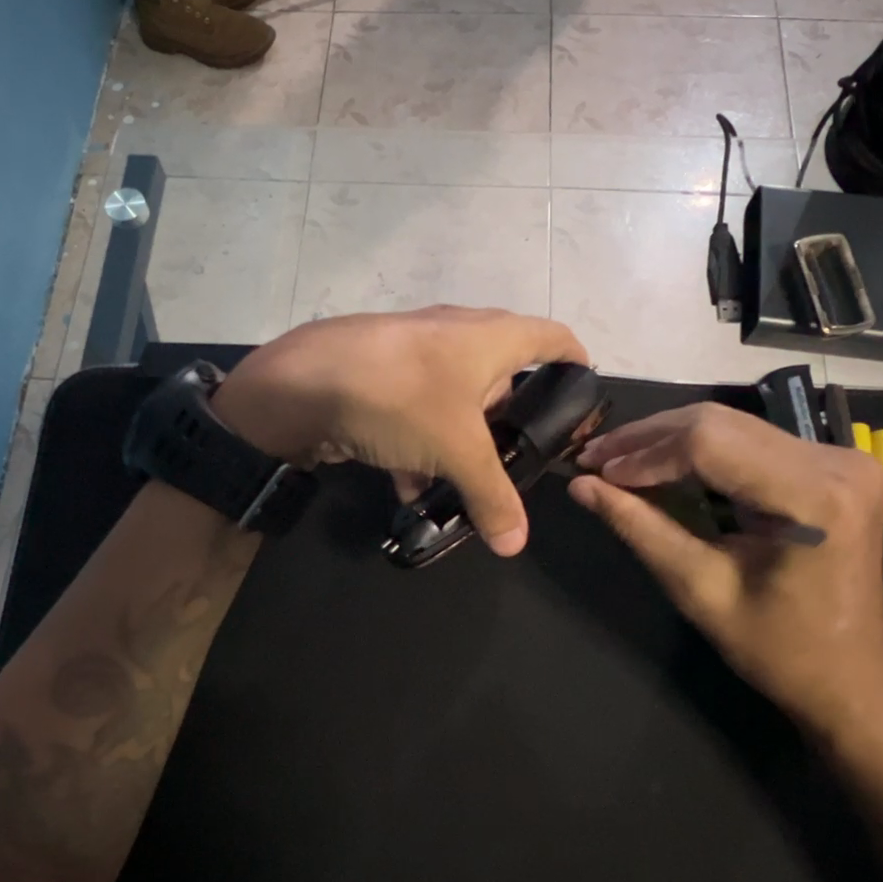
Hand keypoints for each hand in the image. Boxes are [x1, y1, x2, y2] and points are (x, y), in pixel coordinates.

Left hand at [210, 306, 588, 555]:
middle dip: (508, 420)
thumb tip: (515, 545)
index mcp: (490, 336)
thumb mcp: (456, 452)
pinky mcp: (376, 379)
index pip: (553, 338)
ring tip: (467, 485)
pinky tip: (410, 490)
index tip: (582, 396)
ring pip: (451, 401)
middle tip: (517, 460)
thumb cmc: (401, 398)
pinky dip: (417, 448)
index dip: (575, 363)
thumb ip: (491, 497)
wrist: (300, 384)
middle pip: (499, 375)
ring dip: (459, 441)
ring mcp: (411, 356)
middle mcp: (454, 337)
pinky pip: (412, 415)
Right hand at [569, 402, 882, 734]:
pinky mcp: (833, 463)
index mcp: (812, 496)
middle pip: (720, 423)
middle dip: (648, 439)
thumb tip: (580, 486)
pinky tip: (659, 464)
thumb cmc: (776, 647)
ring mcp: (840, 457)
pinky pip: (750, 440)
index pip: (709, 443)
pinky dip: (698, 450)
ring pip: (732, 424)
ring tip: (615, 460)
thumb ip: (640, 528)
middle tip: (592, 458)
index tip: (594, 473)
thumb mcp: (698, 588)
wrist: (847, 673)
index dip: (644, 454)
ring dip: (668, 440)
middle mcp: (834, 461)